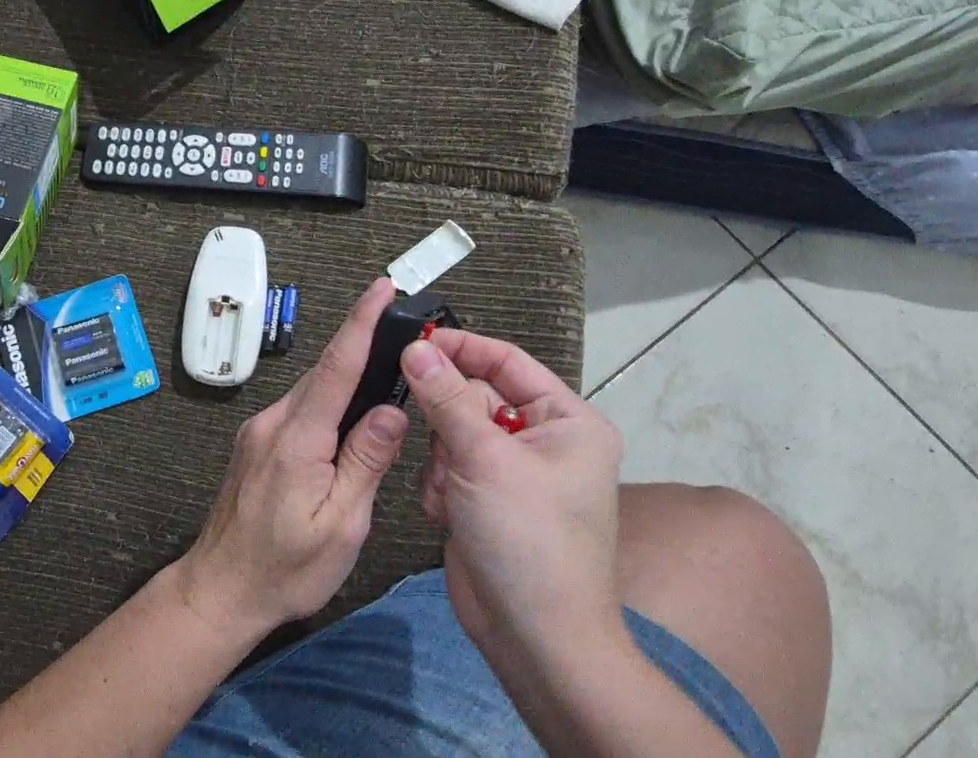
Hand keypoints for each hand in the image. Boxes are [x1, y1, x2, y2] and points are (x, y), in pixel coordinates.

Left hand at [173, 278, 411, 637]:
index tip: (382, 288)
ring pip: (312, 395)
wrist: (220, 590)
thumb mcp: (341, 523)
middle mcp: (272, 423)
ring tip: (388, 386)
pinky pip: (300, 413)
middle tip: (406, 343)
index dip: (361, 323)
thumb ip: (366, 461)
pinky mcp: (256, 445)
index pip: (336, 367)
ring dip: (348, 385)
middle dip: (364, 352)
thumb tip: (392, 409)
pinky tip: (350, 426)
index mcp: (297, 438)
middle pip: (325, 376)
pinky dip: (329, 409)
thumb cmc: (285, 569)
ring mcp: (259, 432)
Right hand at [406, 330, 626, 658]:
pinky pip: (446, 466)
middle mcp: (542, 439)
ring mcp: (512, 471)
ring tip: (451, 493)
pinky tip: (446, 513)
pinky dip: (438, 485)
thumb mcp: (485, 458)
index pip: (507, 361)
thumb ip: (446, 397)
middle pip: (472, 397)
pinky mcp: (484, 497)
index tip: (411, 341)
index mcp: (566, 421)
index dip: (461, 348)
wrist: (534, 635)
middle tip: (443, 450)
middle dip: (449, 424)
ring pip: (451, 432)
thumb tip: (414, 346)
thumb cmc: (527, 537)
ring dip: (441, 460)